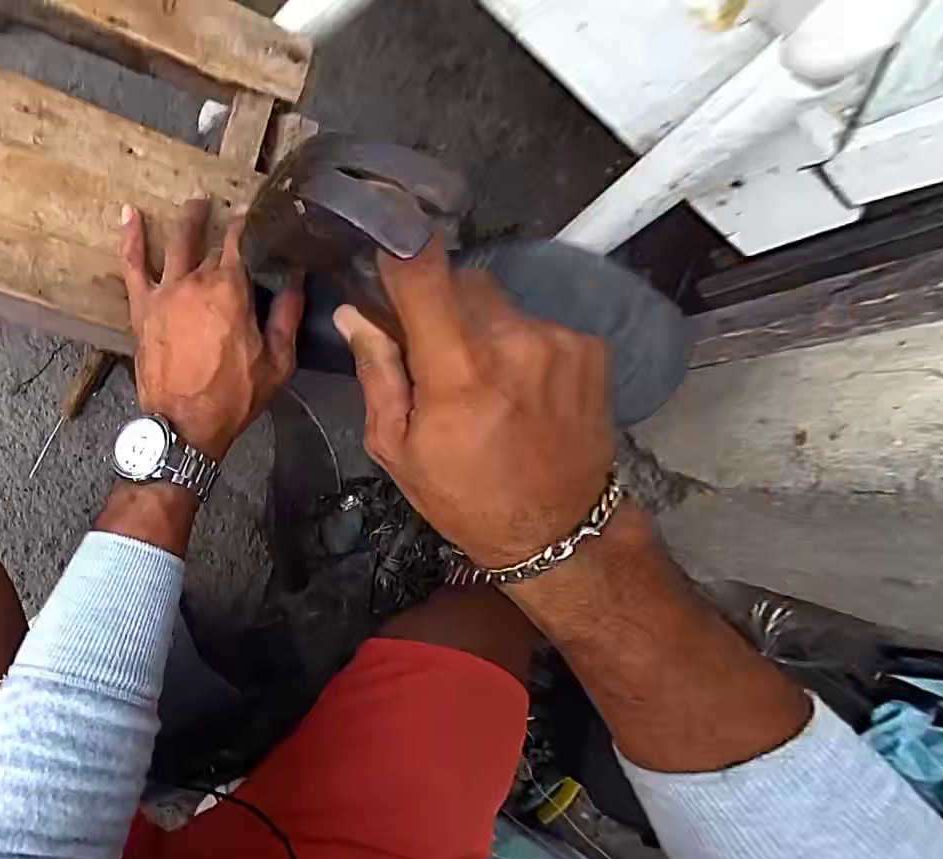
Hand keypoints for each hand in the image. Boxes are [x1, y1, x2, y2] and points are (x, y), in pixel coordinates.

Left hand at [121, 197, 304, 460]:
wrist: (183, 427)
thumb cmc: (232, 399)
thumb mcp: (277, 363)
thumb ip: (288, 315)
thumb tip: (296, 280)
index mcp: (232, 290)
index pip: (242, 241)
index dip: (251, 225)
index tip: (259, 216)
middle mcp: (196, 282)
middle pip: (212, 245)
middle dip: (225, 229)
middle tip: (234, 216)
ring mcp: (165, 293)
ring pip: (176, 244)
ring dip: (189, 220)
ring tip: (197, 204)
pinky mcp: (142, 310)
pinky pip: (133, 267)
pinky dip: (130, 238)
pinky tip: (129, 213)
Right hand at [336, 242, 615, 568]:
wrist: (553, 527)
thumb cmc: (461, 495)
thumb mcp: (396, 449)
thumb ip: (377, 375)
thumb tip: (354, 317)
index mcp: (457, 372)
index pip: (424, 275)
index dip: (399, 251)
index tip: (383, 246)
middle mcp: (514, 342)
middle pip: (461, 282)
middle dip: (435, 305)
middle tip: (427, 353)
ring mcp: (558, 340)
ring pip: (498, 301)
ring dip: (475, 325)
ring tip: (476, 380)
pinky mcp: (588, 347)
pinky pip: (532, 322)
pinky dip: (512, 342)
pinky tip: (513, 386)